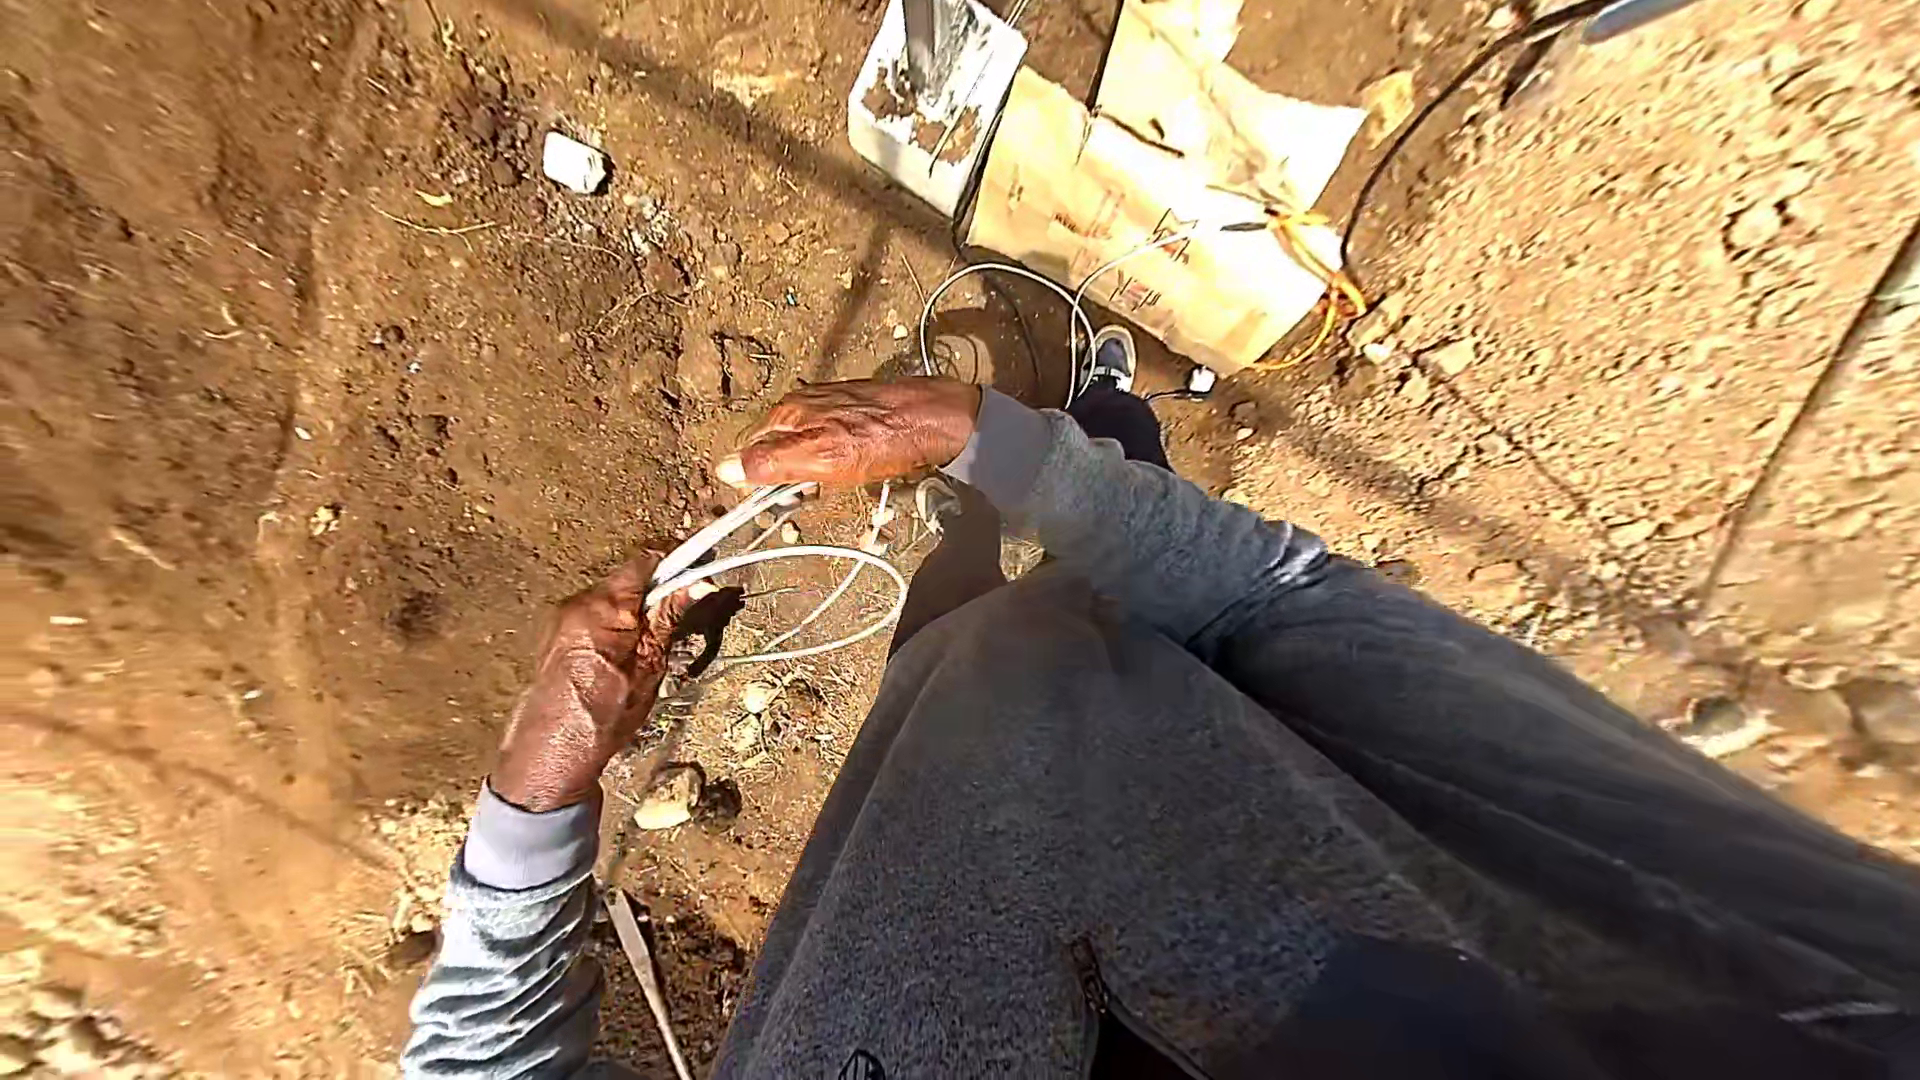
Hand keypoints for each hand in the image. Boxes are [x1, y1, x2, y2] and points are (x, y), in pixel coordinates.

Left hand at [490, 554, 692, 812]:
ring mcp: (562, 619)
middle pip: (630, 579)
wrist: (550, 756)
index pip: (645, 562)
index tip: (703, 565)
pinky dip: (621, 621)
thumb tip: (698, 583)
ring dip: (641, 607)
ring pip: (615, 597)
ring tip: (660, 638)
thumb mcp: (650, 664)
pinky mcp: (557, 635)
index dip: (678, 561)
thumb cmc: (603, 715)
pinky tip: (633, 649)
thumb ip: (670, 617)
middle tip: (689, 610)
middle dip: (661, 589)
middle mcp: (576, 604)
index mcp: (601, 607)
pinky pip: (598, 614)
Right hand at [714, 378, 981, 487]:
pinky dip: (837, 464)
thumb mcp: (822, 457)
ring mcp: (831, 406)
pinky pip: (831, 445)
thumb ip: (773, 462)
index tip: (783, 501)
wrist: (939, 420)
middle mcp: (804, 404)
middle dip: (791, 478)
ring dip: (815, 474)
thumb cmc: (882, 441)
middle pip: (778, 450)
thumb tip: (725, 469)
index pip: (751, 451)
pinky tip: (857, 468)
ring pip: (806, 449)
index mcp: (789, 412)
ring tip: (841, 481)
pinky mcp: (855, 412)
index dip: (761, 481)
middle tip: (817, 492)